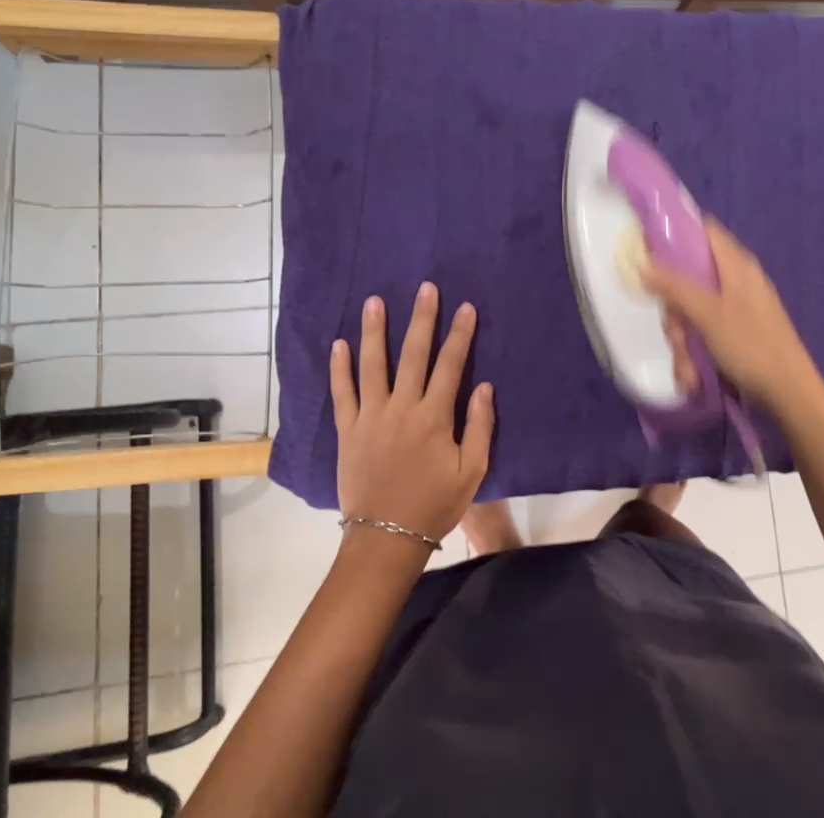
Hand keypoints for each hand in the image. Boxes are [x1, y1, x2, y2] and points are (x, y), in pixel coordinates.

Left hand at [331, 283, 493, 544]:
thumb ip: (479, 427)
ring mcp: (370, 417)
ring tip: (375, 301)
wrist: (386, 536)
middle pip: (413, 355)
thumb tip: (483, 387)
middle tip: (425, 288)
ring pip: (373, 365)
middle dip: (421, 319)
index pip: (451, 365)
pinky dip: (340, 368)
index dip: (460, 335)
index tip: (466, 307)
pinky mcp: (348, 431)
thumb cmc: (435, 505)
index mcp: (434, 418)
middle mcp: (401, 408)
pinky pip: (342, 393)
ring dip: (375, 331)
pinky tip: (340, 344)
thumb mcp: (471, 472)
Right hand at [640, 218, 820, 411]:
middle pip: (689, 281)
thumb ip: (674, 286)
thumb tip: (641, 259)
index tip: (649, 254)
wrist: (789, 395)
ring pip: (692, 316)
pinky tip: (696, 380)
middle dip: (676, 315)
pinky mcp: (736, 337)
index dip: (676, 236)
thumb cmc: (751, 346)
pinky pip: (705, 338)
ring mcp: (737, 311)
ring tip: (690, 372)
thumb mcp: (708, 314)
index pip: (704, 231)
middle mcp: (737, 283)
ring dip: (685, 346)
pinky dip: (697, 358)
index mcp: (737, 266)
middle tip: (676, 335)